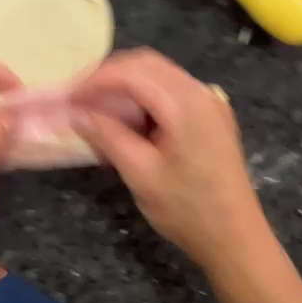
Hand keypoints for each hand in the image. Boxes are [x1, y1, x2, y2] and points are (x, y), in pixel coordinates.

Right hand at [71, 49, 270, 270]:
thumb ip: (107, 136)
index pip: (132, 73)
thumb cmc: (186, 209)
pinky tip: (127, 119)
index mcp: (186, 104)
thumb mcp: (140, 174)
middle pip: (147, 65)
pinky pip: (172, 92)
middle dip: (108, 77)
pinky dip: (145, 97)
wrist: (234, 237)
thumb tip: (76, 113)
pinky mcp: (212, 118)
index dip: (94, 80)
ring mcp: (210, 103)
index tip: (67, 98)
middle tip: (77, 100)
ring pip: (160, 76)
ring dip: (126, 86)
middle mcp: (201, 93)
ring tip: (96, 109)